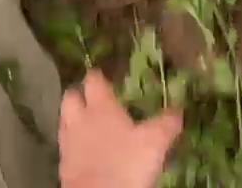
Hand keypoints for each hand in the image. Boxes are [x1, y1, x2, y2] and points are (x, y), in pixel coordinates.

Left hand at [58, 71, 181, 187]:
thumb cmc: (126, 164)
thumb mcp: (154, 142)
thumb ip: (166, 123)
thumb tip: (178, 109)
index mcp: (101, 106)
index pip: (93, 80)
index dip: (98, 77)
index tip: (104, 78)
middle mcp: (80, 119)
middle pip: (71, 96)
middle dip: (79, 95)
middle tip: (92, 100)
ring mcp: (68, 142)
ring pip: (64, 121)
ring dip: (73, 120)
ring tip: (87, 126)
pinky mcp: (63, 165)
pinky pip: (65, 147)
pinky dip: (72, 145)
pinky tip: (84, 153)